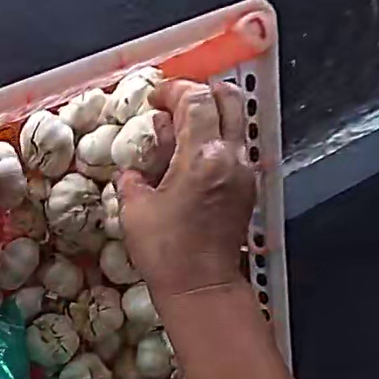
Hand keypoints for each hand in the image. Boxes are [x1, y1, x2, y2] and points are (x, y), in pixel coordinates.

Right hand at [117, 79, 257, 300]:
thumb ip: (132, 179)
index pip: (196, 100)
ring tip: (180, 135)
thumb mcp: (135, 211)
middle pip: (228, 100)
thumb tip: (132, 169)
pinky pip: (234, 151)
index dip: (174, 90)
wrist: (200, 288)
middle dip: (201, 93)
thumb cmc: (165, 252)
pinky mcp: (246, 191)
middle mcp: (231, 158)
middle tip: (175, 105)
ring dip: (209, 119)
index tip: (156, 98)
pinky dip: (214, 144)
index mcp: (202, 157)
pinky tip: (191, 163)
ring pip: (234, 125)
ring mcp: (244, 174)